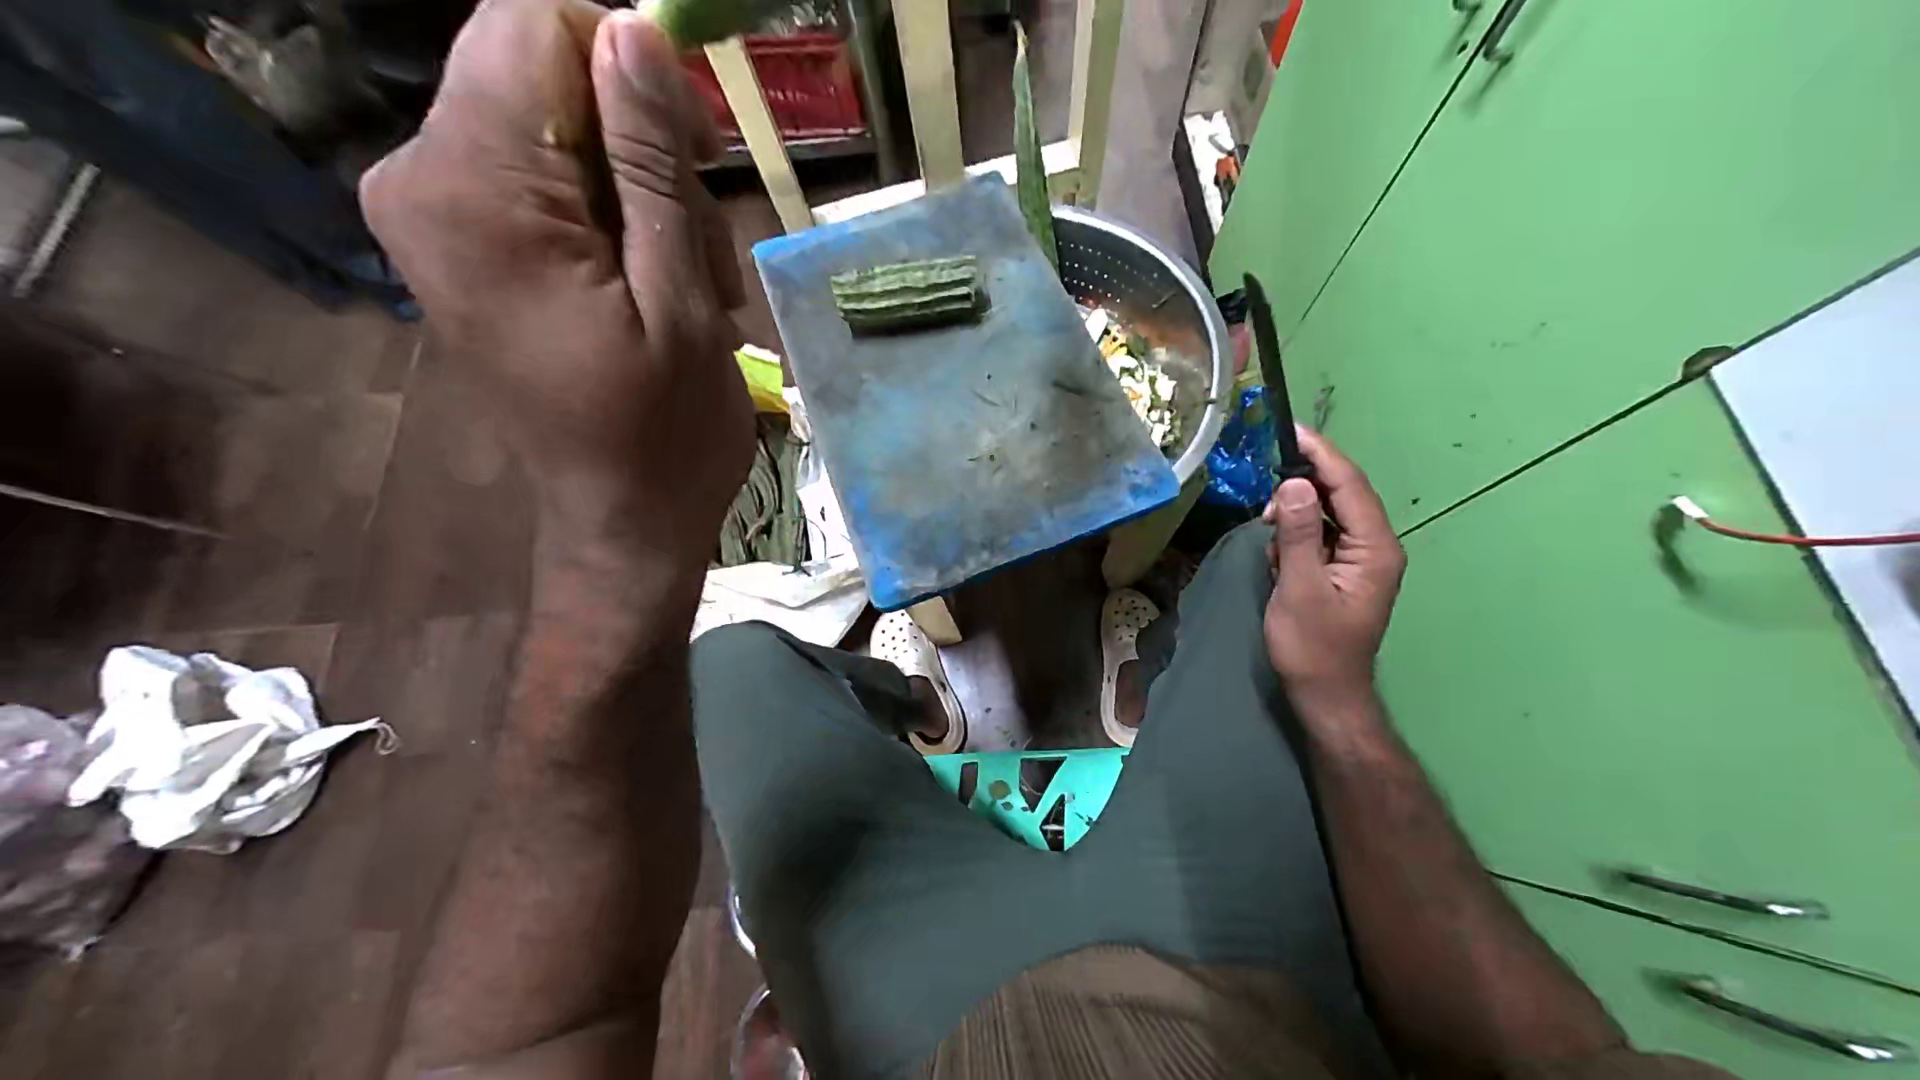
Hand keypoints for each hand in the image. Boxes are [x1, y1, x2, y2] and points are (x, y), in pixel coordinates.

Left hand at [359, 0, 753, 572]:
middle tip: (700, 243)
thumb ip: (651, 164)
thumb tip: (634, 29)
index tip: (696, 150)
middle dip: (639, 142)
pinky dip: (611, 219)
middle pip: (539, 73)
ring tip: (689, 284)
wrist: (623, 520)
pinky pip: (542, 180)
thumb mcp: (681, 300)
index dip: (629, 64)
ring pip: (552, 129)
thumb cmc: (666, 430)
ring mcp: (435, 214)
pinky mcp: (464, 245)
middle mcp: (423, 180)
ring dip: (640, 192)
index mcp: (476, 191)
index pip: (531, 26)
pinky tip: (656, 286)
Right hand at [1262, 426, 1406, 716]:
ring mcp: (1361, 559)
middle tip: (1266, 484)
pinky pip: (1322, 534)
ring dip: (1297, 511)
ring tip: (1268, 524)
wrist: (1326, 695)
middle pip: (1343, 494)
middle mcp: (1376, 547)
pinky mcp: (1344, 570)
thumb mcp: (1299, 589)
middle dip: (1304, 483)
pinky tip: (1277, 543)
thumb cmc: (1312, 646)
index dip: (1321, 455)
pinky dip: (1298, 531)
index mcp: (1375, 549)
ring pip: (1330, 513)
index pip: (1350, 487)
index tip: (1291, 430)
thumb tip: (1295, 485)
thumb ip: (1300, 535)